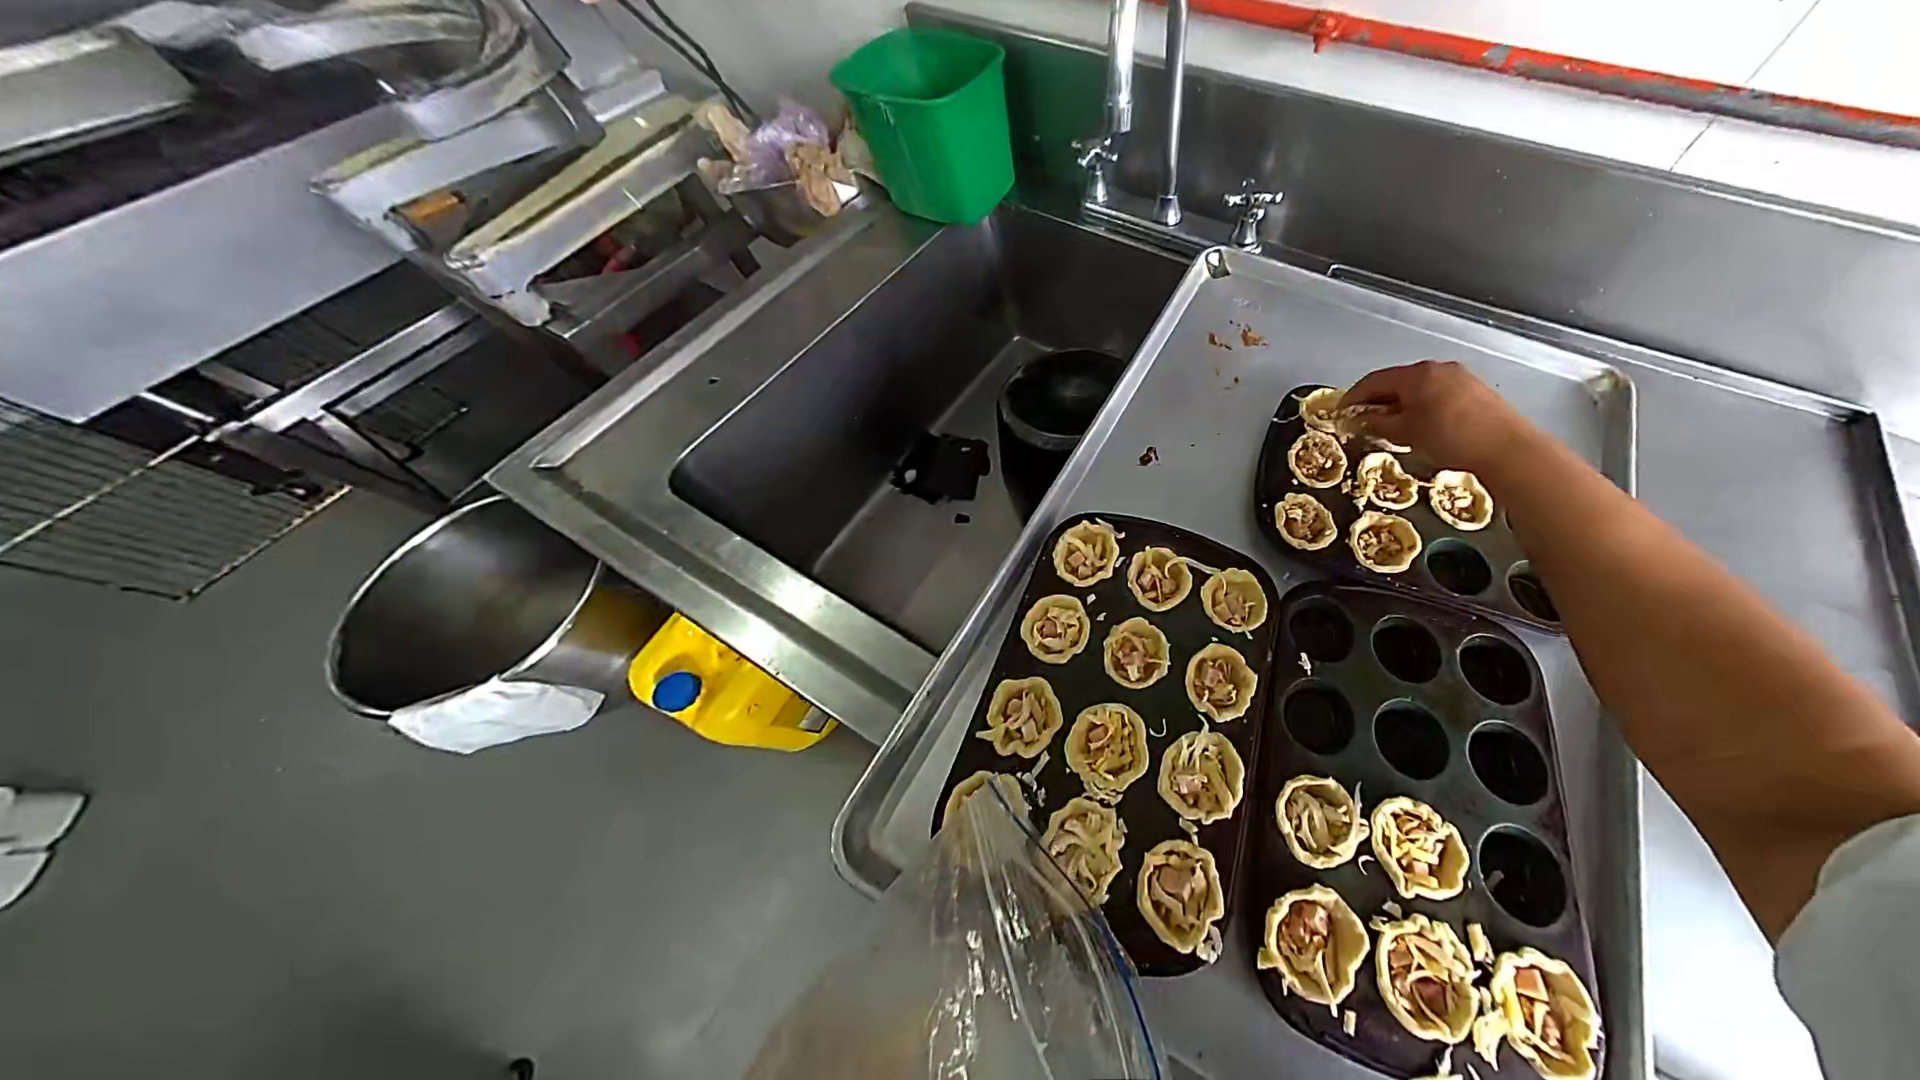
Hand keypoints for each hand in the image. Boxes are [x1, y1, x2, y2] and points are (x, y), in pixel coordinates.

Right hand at [1339, 361, 1535, 472]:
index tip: (1339, 413)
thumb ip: (1375, 423)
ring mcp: (1460, 377)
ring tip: (1388, 427)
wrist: (1506, 449)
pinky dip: (1419, 407)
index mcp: (1416, 375)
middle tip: (1361, 422)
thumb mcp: (1403, 432)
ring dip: (1397, 405)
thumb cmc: (1450, 438)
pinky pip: (1436, 394)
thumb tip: (1356, 420)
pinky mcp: (1475, 391)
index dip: (1352, 398)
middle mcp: (1438, 369)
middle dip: (1375, 401)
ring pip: (1417, 389)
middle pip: (1395, 382)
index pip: (1372, 381)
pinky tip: (1417, 426)